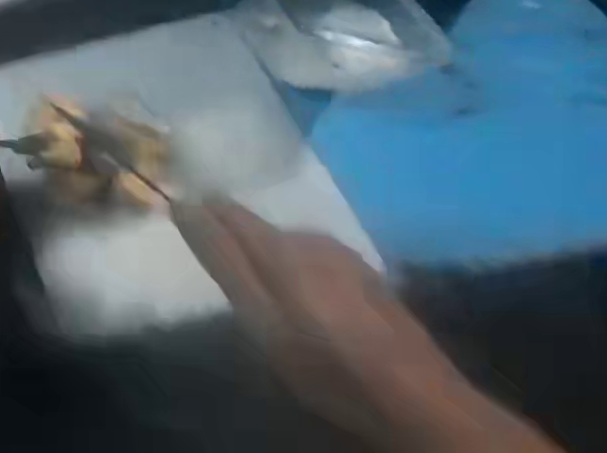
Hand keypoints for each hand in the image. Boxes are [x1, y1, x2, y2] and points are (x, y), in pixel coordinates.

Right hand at [176, 201, 558, 451]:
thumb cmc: (324, 362)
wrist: (425, 404)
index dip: (202, 212)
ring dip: (272, 256)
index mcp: (277, 242)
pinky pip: (317, 258)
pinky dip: (303, 271)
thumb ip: (220, 258)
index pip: (225, 208)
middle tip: (228, 275)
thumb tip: (182, 202)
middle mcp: (309, 236)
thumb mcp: (258, 316)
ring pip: (289, 242)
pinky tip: (311, 302)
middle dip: (238, 239)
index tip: (185, 226)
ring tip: (269, 292)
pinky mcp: (371, 278)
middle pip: (258, 226)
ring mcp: (345, 255)